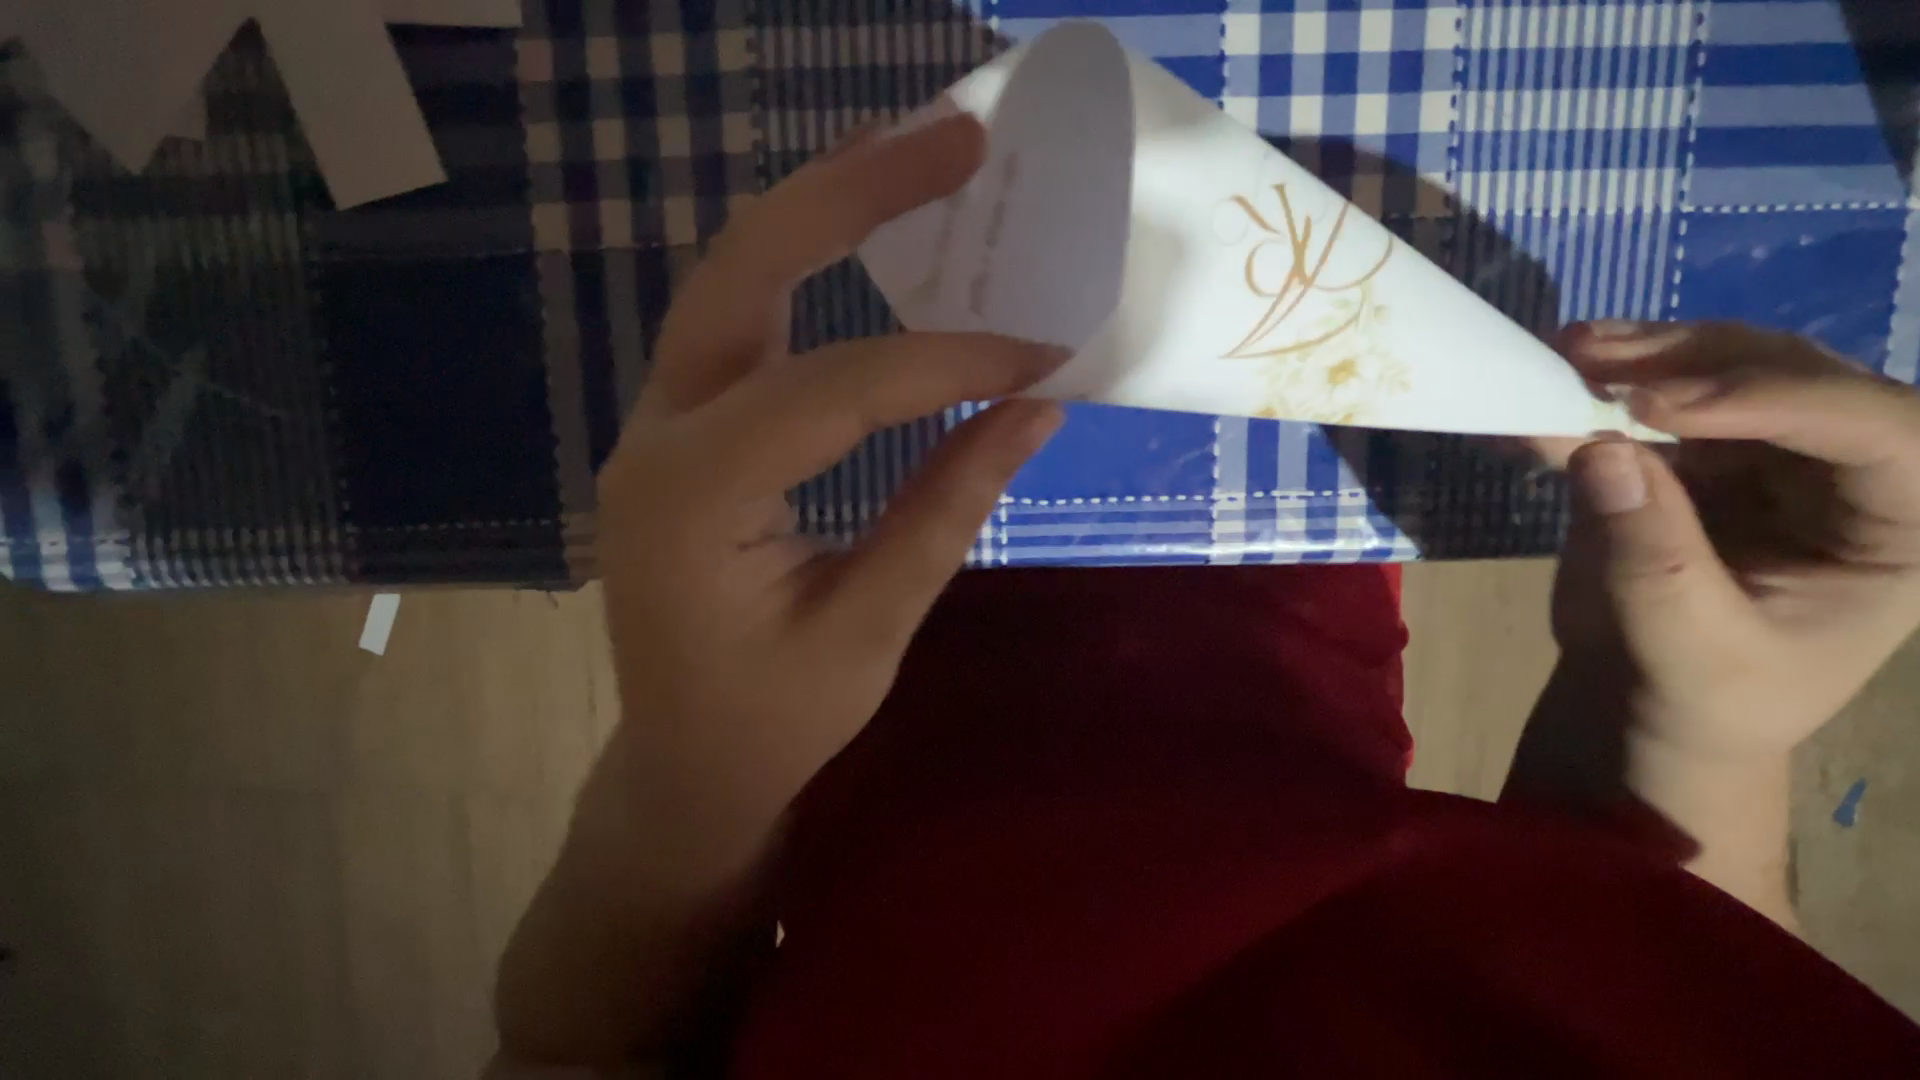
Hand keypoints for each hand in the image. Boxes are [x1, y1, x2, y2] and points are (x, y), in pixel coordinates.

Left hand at [593, 114, 1066, 872]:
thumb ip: (946, 511)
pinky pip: (740, 324)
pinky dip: (804, 267)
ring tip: (916, 152)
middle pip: (744, 272)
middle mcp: (657, 437)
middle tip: (959, 137)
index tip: (1038, 357)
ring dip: (823, 208)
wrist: (684, 762)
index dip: (945, 364)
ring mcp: (659, 426)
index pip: (834, 390)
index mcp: (693, 500)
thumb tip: (1033, 409)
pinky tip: (862, 233)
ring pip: (732, 280)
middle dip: (854, 194)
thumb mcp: (870, 631)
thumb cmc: (772, 723)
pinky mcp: (686, 431)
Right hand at [1552, 320, 1919, 759]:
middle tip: (1597, 355)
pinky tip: (1543, 388)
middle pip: (1800, 380)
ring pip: (1724, 374)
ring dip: (1644, 358)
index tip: (1654, 406)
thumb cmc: (1700, 696)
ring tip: (1568, 350)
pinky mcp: (1688, 461)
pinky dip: (1591, 397)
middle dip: (1699, 361)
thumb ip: (1651, 552)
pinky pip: (1646, 411)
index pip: (1882, 434)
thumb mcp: (1684, 642)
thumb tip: (1599, 451)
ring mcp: (1764, 460)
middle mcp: (1845, 475)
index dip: (1780, 401)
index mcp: (1903, 526)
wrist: (1647, 706)